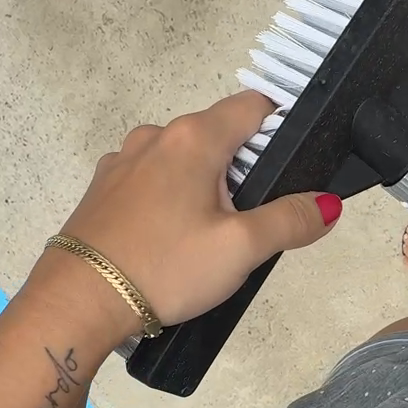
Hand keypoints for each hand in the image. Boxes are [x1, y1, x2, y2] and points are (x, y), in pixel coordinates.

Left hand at [35, 92, 341, 342]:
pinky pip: (151, 182)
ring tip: (211, 237)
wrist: (79, 301)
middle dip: (243, 169)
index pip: (253, 106)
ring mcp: (122, 162)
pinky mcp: (103, 190)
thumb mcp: (241, 249)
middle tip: (254, 220)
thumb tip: (328, 204)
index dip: (281, 127)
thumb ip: (290, 221)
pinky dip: (170, 200)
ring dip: (204, 186)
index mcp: (193, 138)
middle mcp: (155, 137)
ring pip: (181, 160)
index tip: (292, 164)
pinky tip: (171, 241)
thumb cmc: (166, 267)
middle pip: (217, 135)